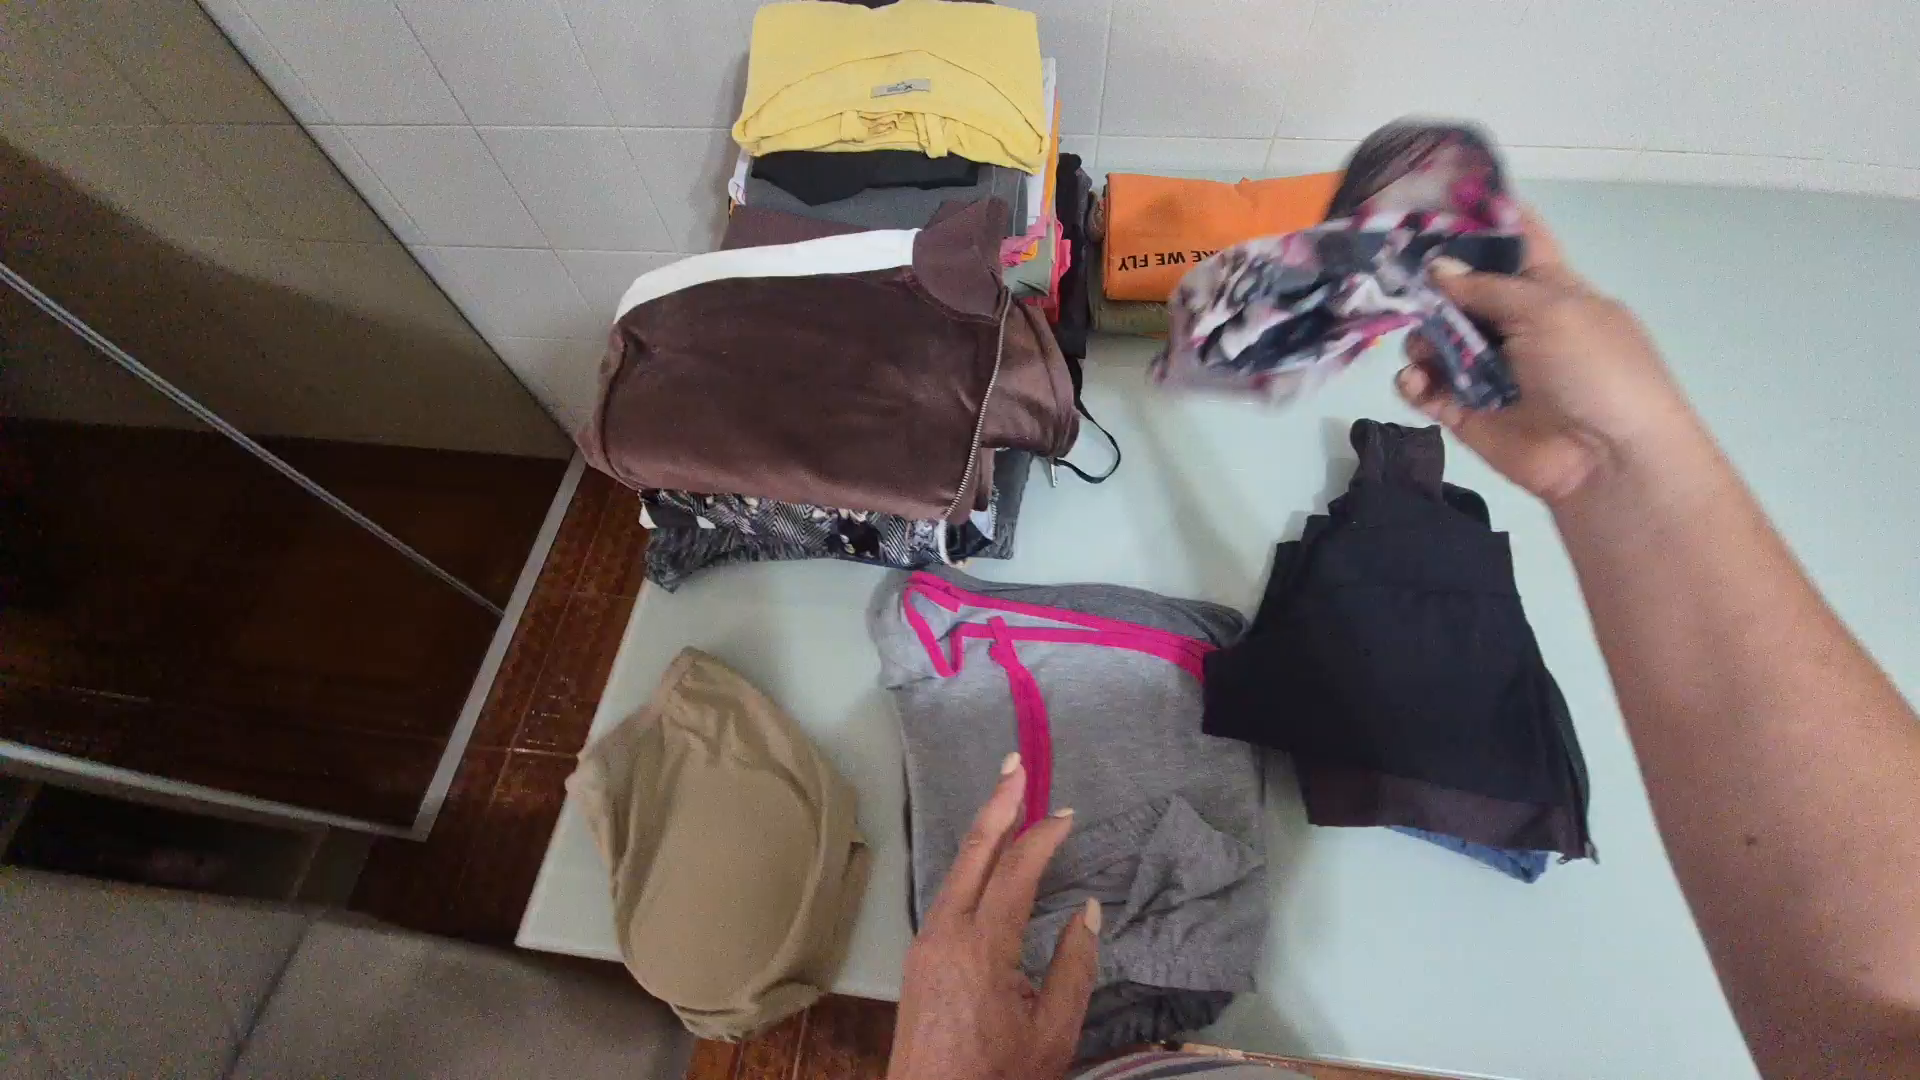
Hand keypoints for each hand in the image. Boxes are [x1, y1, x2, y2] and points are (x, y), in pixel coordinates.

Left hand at [885, 753, 1099, 1079]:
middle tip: (1017, 763)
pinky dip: (975, 858)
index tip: (1067, 813)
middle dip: (998, 802)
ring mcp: (927, 937)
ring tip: (1007, 793)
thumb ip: (1074, 967)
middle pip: (974, 849)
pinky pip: (951, 887)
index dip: (1043, 837)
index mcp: (981, 948)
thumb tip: (1087, 909)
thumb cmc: (998, 1077)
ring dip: (984, 826)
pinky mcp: (921, 948)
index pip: (1016, 872)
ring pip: (957, 865)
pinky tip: (989, 851)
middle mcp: (946, 930)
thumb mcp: (1052, 1034)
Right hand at [1398, 207, 1699, 505]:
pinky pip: (1423, 388)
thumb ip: (1487, 289)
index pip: (1516, 245)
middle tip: (1396, 285)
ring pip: (1433, 342)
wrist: (1602, 456)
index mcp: (1549, 291)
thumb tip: (1437, 269)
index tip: (1436, 209)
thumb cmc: (1595, 370)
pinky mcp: (1461, 409)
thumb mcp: (1550, 311)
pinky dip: (1413, 382)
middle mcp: (1513, 326)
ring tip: (1422, 353)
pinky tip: (1416, 382)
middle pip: (1459, 295)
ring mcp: (1485, 370)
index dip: (1483, 224)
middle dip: (1429, 290)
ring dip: (1420, 341)